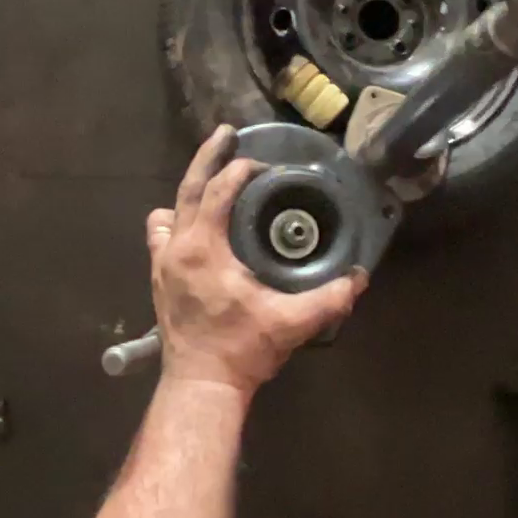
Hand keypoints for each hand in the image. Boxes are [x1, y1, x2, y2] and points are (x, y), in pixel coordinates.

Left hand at [145, 125, 368, 395]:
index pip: (218, 192)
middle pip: (187, 189)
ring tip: (211, 183)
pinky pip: (158, 236)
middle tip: (225, 133)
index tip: (260, 164)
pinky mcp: (158, 279)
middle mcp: (177, 248)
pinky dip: (173, 223)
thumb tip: (359, 279)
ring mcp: (162, 263)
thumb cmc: (242, 350)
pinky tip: (191, 227)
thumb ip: (329, 299)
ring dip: (188, 192)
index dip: (239, 170)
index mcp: (204, 249)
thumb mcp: (291, 323)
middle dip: (207, 158)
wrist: (202, 385)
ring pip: (168, 211)